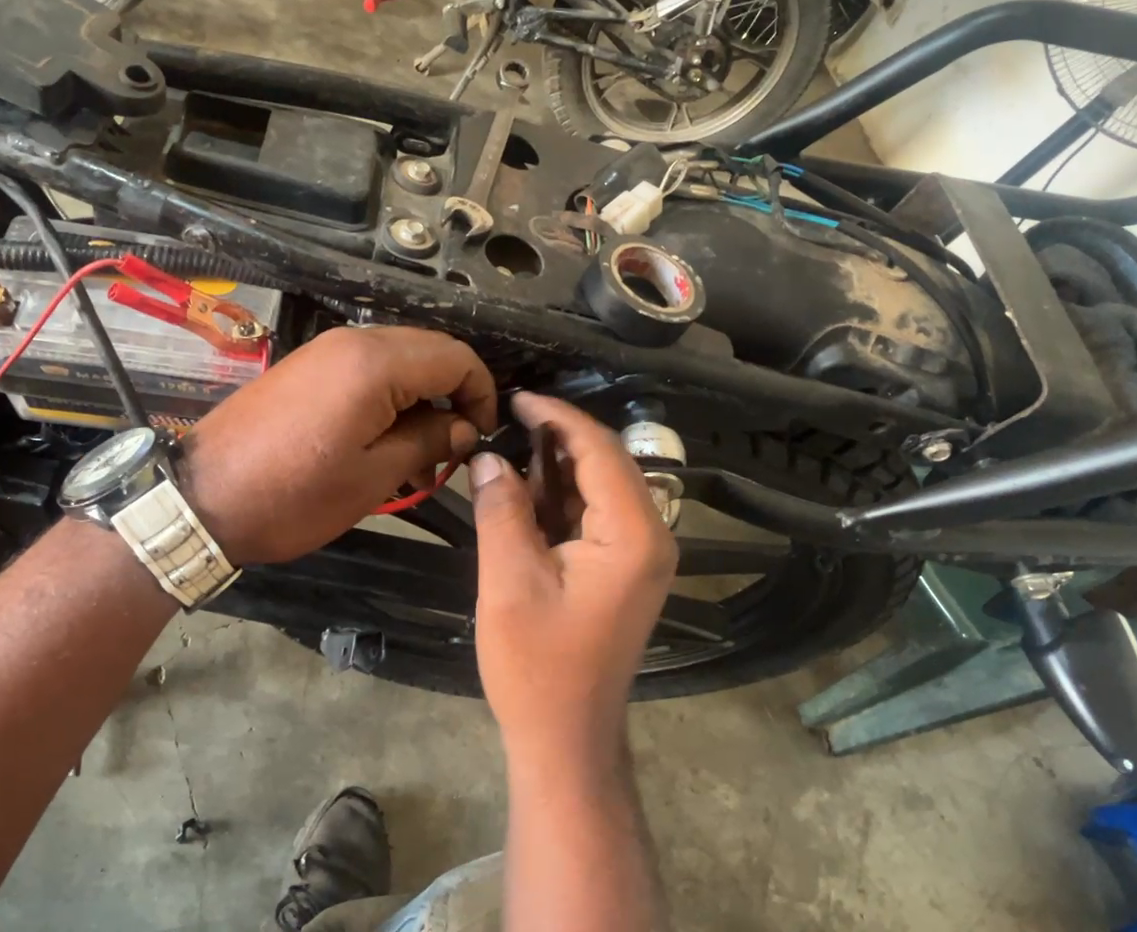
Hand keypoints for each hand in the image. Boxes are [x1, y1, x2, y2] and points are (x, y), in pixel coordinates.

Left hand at [179, 326, 496, 564]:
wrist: (201, 499)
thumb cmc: (293, 495)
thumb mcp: (373, 476)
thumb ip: (430, 441)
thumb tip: (465, 427)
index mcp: (375, 363)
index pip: (457, 357)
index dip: (482, 393)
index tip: (483, 436)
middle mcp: (352, 341)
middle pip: (429, 352)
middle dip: (453, 396)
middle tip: (456, 450)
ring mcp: (325, 350)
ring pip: (399, 361)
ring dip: (420, 401)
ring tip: (422, 458)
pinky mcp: (306, 367)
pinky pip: (365, 370)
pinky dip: (388, 399)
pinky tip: (386, 442)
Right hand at [470, 393, 677, 761]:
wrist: (565, 738)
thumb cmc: (537, 666)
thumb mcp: (510, 581)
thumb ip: (501, 510)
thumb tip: (487, 456)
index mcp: (634, 535)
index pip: (600, 451)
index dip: (557, 417)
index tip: (516, 397)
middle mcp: (649, 537)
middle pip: (606, 464)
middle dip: (557, 435)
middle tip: (506, 413)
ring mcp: (638, 556)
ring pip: (599, 487)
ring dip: (557, 463)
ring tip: (508, 437)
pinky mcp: (621, 570)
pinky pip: (594, 514)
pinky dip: (560, 495)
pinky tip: (524, 481)